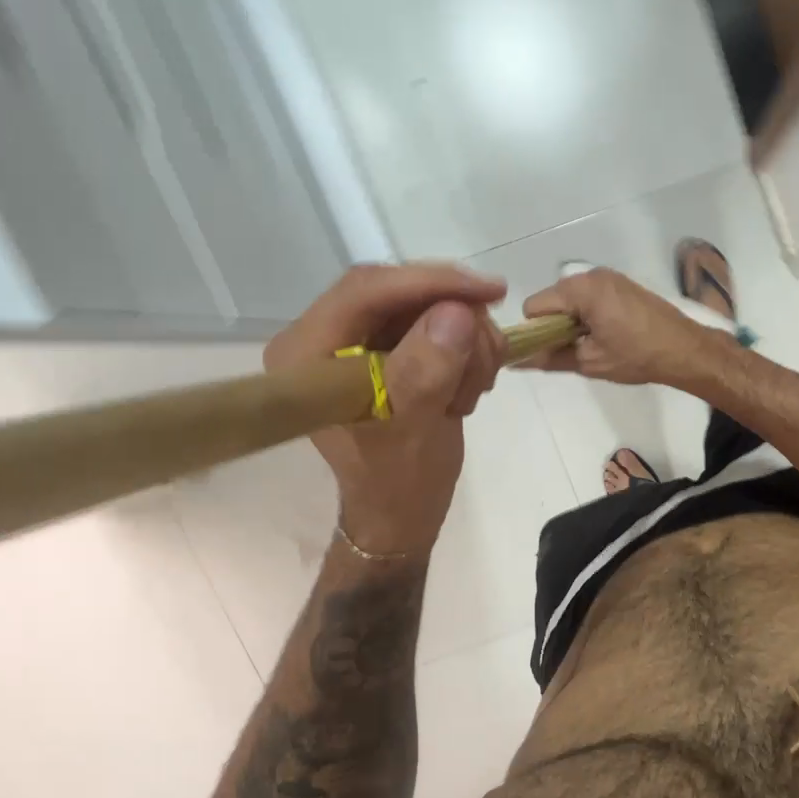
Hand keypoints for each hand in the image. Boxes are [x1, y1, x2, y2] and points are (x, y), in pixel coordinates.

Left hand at [264, 264, 508, 555]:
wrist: (404, 513)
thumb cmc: (399, 482)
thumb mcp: (415, 428)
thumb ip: (429, 369)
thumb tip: (458, 313)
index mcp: (308, 351)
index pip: (367, 289)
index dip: (430, 284)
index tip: (488, 292)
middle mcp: (325, 336)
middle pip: (400, 292)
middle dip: (455, 319)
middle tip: (490, 357)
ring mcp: (359, 343)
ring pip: (426, 308)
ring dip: (466, 342)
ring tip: (474, 389)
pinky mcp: (388, 351)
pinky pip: (436, 326)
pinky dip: (465, 349)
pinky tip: (469, 384)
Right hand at [520, 267, 712, 385]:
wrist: (686, 349)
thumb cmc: (637, 356)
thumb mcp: (590, 362)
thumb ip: (551, 358)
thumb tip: (518, 361)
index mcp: (580, 289)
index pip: (534, 306)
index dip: (537, 331)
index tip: (554, 351)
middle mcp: (591, 274)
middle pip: (553, 300)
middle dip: (557, 325)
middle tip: (579, 351)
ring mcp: (609, 276)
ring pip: (572, 299)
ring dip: (575, 322)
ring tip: (598, 345)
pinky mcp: (623, 284)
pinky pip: (591, 297)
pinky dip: (591, 315)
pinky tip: (611, 335)